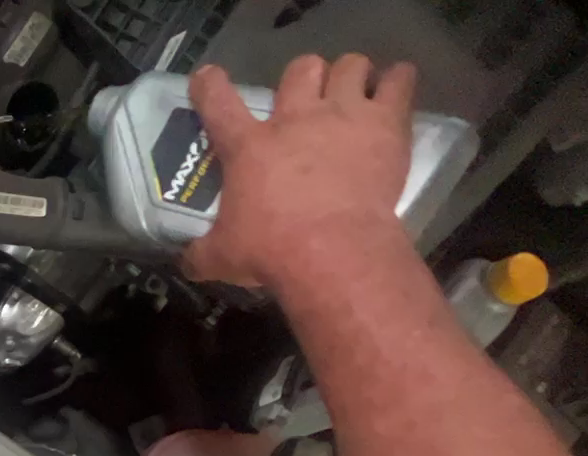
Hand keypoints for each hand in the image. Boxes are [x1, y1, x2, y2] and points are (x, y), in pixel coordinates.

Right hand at [183, 54, 416, 288]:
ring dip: (347, 77)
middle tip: (303, 104)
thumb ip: (199, 252)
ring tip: (349, 97)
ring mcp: (345, 115)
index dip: (209, 87)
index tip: (207, 78)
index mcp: (248, 148)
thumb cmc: (267, 252)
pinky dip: (395, 81)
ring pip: (350, 64)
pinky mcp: (387, 122)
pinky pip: (400, 78)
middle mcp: (296, 119)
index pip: (219, 104)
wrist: (332, 251)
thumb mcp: (218, 257)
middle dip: (301, 82)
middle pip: (301, 68)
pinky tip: (390, 95)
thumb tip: (187, 260)